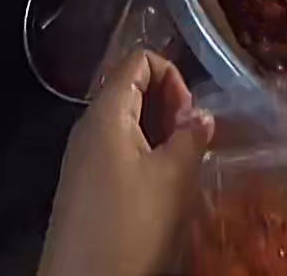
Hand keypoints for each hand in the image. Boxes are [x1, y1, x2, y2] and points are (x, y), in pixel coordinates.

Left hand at [38, 51, 213, 275]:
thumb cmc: (128, 227)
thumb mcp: (171, 180)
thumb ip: (191, 137)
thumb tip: (203, 114)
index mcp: (106, 110)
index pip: (139, 59)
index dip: (171, 75)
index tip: (188, 115)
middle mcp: (89, 122)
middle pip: (131, 85)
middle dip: (167, 104)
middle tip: (189, 140)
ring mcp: (82, 153)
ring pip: (126, 118)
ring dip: (158, 130)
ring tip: (179, 163)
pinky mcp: (82, 181)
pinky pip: (116, 145)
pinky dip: (142, 150)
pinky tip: (158, 184)